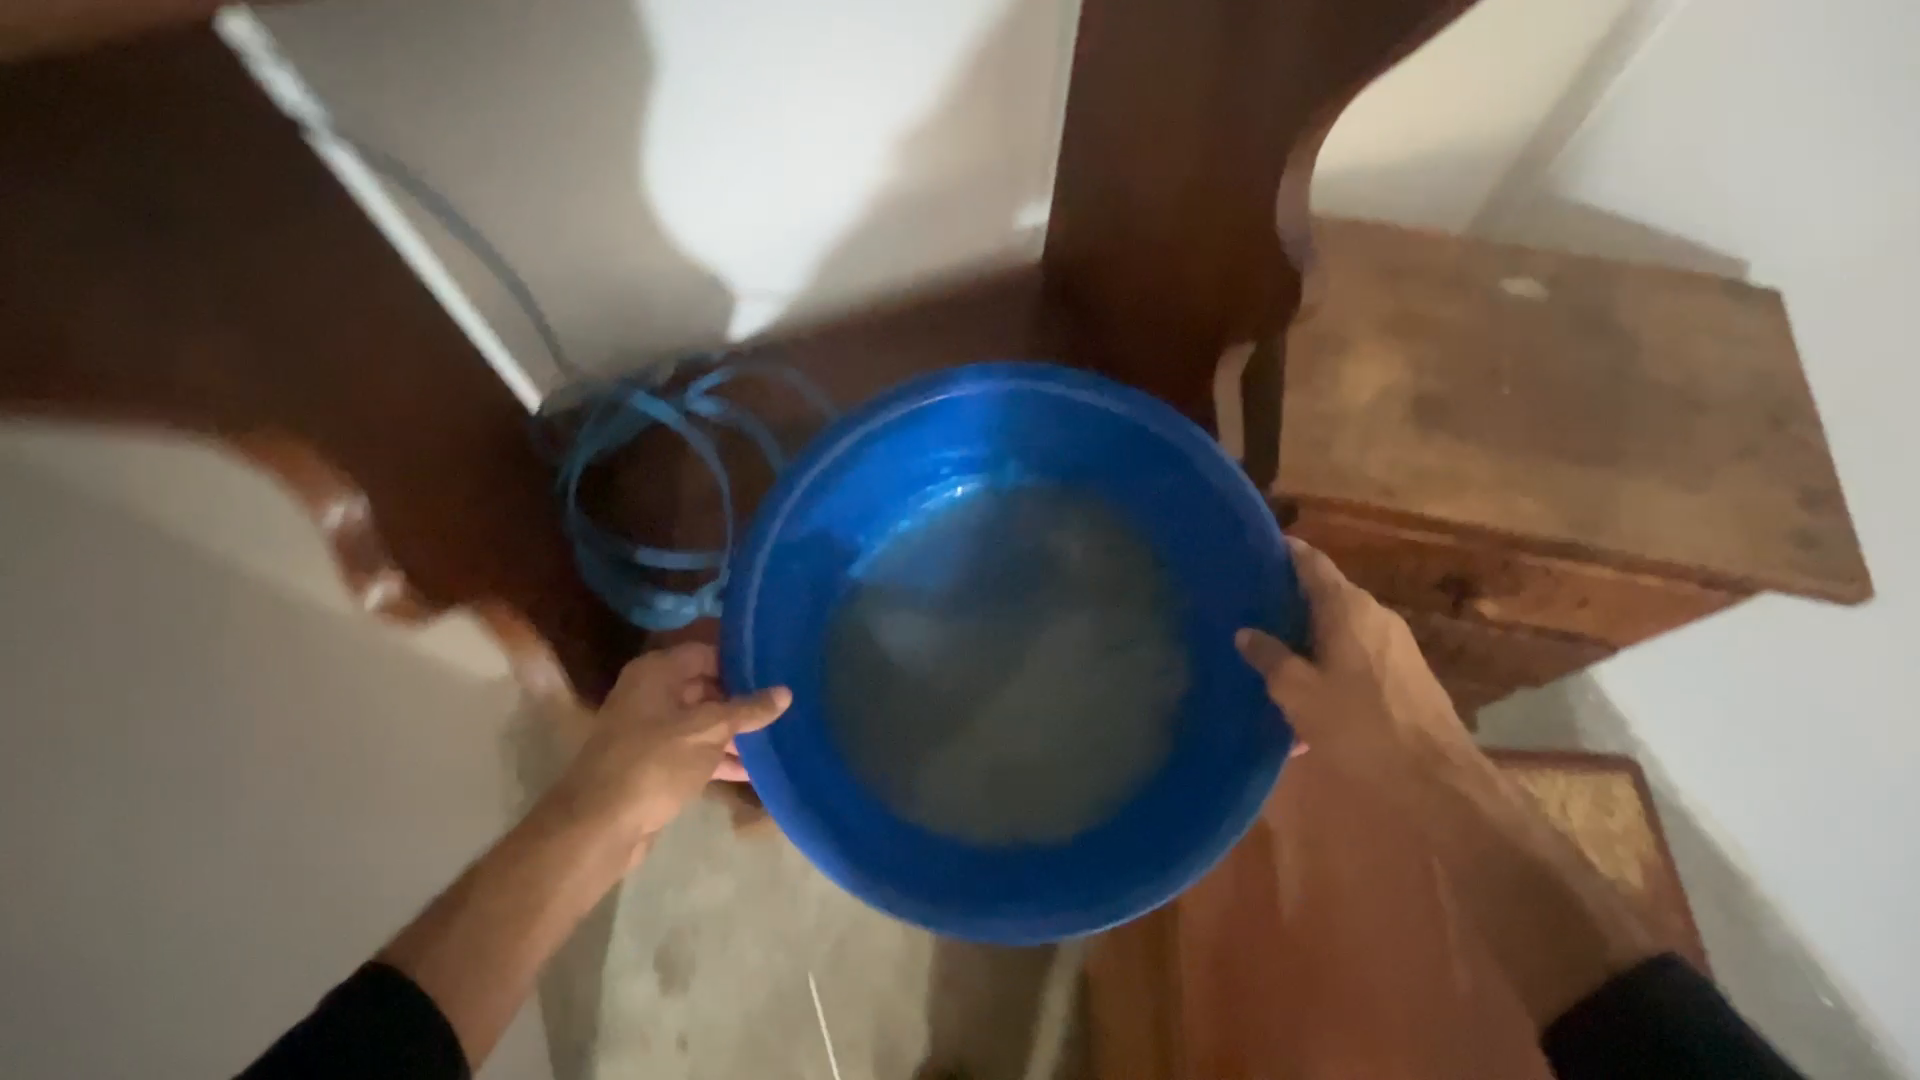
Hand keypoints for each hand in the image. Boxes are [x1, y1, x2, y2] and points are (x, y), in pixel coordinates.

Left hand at [546, 643, 790, 850]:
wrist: (599, 826)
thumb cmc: (654, 763)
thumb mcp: (708, 731)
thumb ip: (748, 710)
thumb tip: (785, 692)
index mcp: (656, 673)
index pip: (706, 653)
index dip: (740, 661)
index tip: (776, 669)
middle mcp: (650, 695)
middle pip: (705, 687)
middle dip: (742, 699)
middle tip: (783, 705)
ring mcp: (650, 731)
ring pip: (701, 722)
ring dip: (735, 732)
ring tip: (778, 737)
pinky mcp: (653, 765)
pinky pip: (694, 752)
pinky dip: (720, 758)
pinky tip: (755, 771)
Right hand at [1236, 538, 1481, 780]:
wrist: (1435, 778)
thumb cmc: (1359, 726)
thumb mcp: (1298, 693)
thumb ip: (1270, 658)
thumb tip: (1246, 633)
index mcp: (1348, 607)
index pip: (1311, 562)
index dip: (1282, 552)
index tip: (1251, 552)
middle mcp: (1375, 614)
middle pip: (1325, 593)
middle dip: (1287, 598)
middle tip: (1246, 606)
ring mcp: (1395, 643)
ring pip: (1340, 625)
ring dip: (1306, 632)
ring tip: (1268, 646)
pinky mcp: (1404, 672)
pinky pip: (1356, 650)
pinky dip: (1327, 655)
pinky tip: (1305, 682)